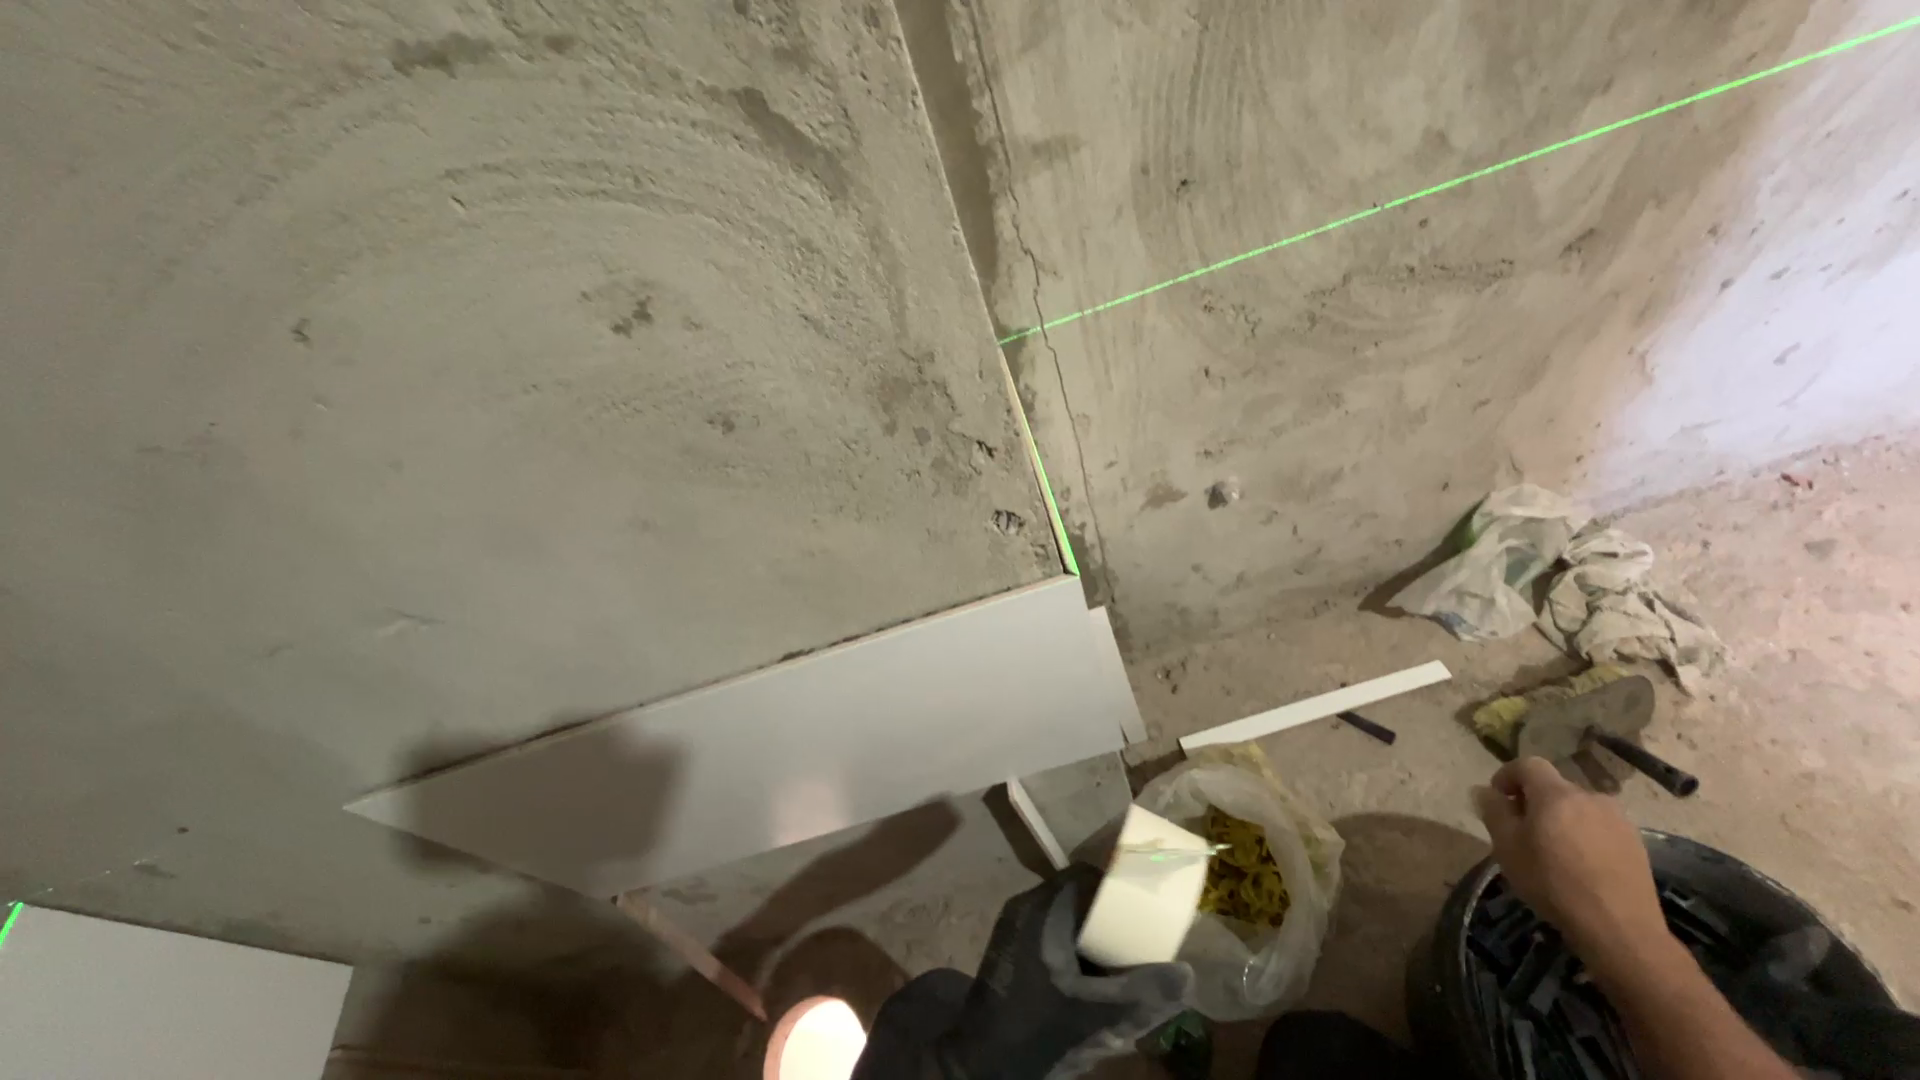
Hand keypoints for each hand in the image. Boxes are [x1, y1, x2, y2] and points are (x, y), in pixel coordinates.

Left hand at [938, 865, 1191, 1079]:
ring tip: (1127, 955)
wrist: (980, 1065)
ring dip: (1094, 934)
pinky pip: (1052, 935)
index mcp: (1042, 911)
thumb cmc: (1036, 1030)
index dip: (1118, 883)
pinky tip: (1096, 977)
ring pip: (1064, 917)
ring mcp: (1015, 931)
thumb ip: (1142, 994)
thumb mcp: (1095, 1016)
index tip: (1147, 899)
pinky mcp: (1012, 954)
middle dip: (1111, 913)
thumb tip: (1187, 973)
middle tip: (1143, 933)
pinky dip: (1076, 948)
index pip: (1085, 875)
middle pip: (1077, 895)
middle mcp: (1025, 910)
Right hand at [1473, 757, 1671, 978]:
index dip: (1507, 775)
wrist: (1619, 927)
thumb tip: (1485, 791)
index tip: (1498, 799)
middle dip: (1534, 801)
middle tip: (1522, 830)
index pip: (1528, 764)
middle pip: (1554, 787)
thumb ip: (1493, 811)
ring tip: (1553, 849)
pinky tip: (1580, 864)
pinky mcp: (1635, 842)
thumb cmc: (1552, 883)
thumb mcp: (1507, 847)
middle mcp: (1590, 797)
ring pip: (1578, 807)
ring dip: (1561, 818)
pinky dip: (1584, 834)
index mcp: (1556, 795)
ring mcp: (1618, 820)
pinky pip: (1599, 826)